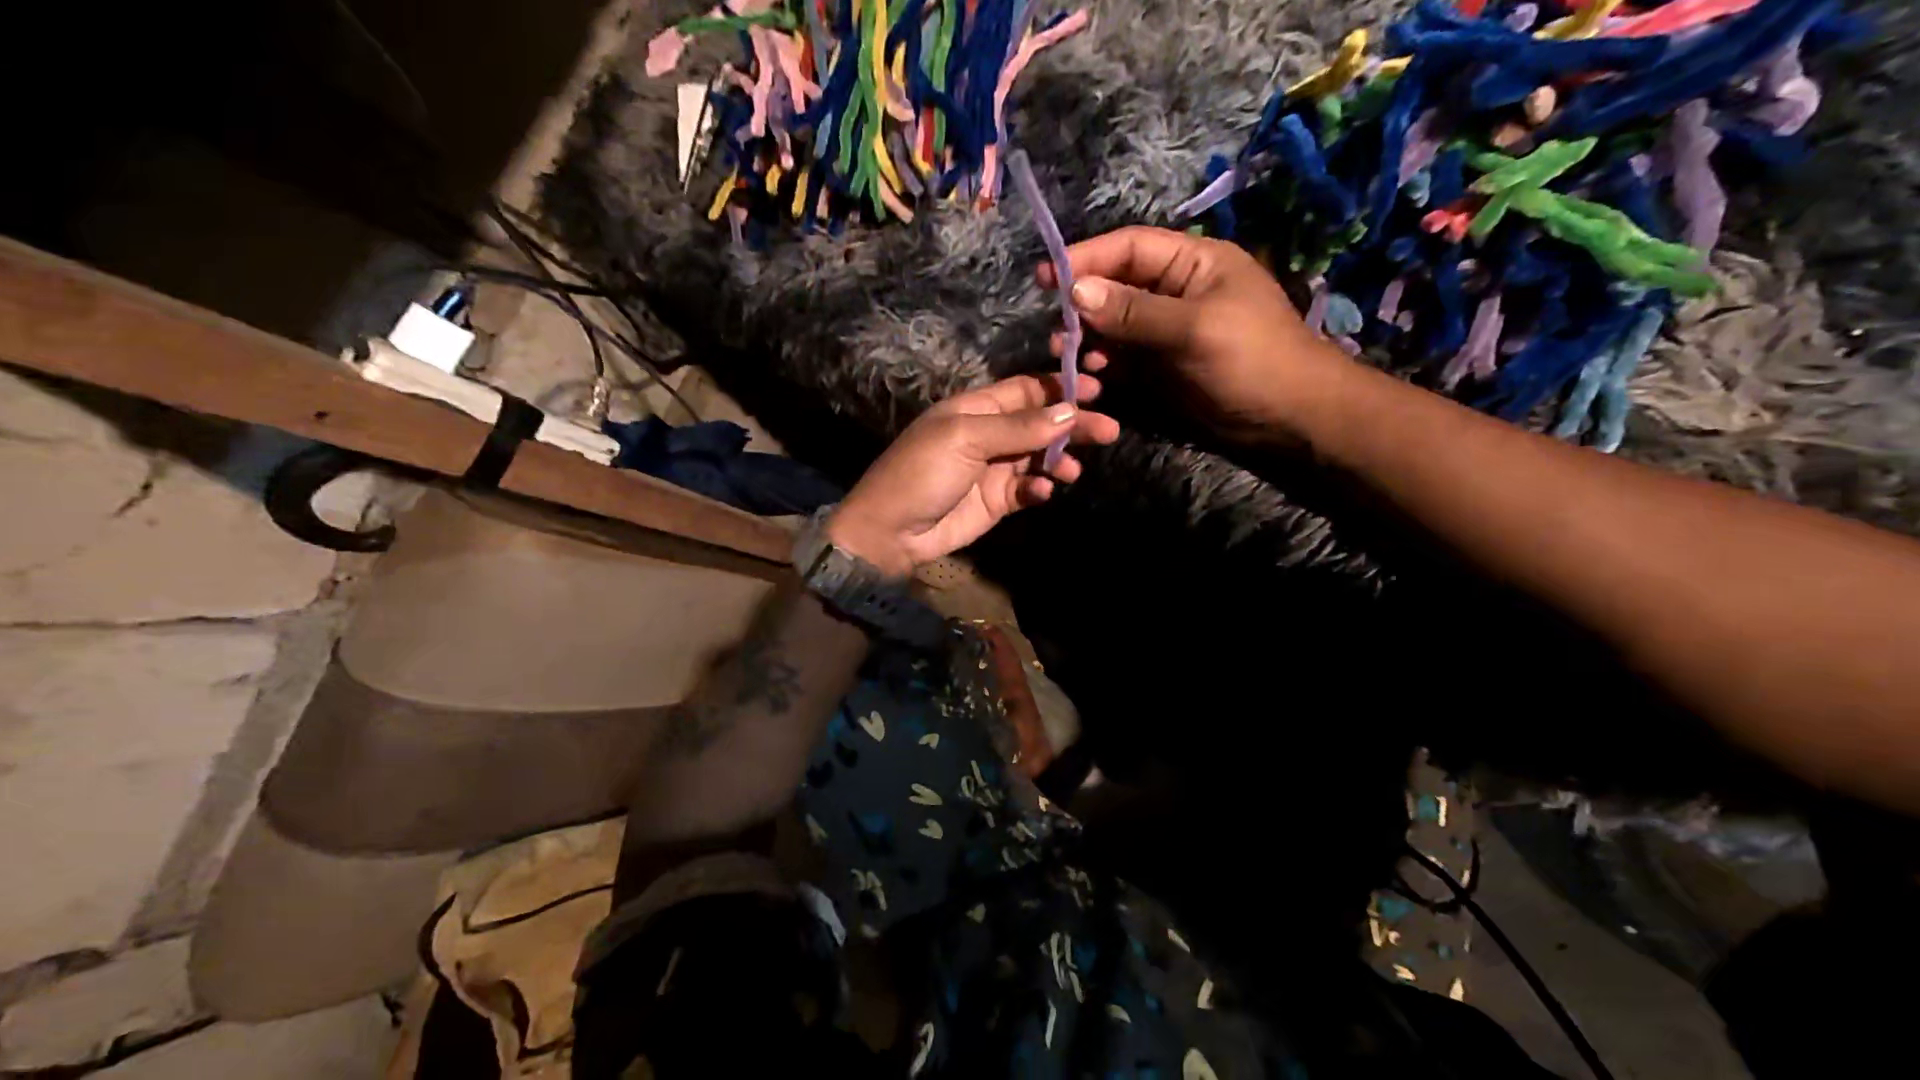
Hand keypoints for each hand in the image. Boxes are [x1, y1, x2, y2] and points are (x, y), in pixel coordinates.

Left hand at [826, 374, 1119, 576]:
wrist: (891, 532)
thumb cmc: (922, 472)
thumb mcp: (967, 438)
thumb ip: (1019, 426)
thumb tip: (1070, 411)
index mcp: (975, 408)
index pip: (1026, 390)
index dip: (1060, 388)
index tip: (1097, 388)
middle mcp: (988, 434)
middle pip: (1040, 423)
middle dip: (1073, 425)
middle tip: (1108, 431)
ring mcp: (993, 469)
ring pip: (1039, 457)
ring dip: (1060, 460)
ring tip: (1072, 471)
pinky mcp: (997, 501)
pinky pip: (1028, 490)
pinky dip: (1039, 490)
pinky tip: (1041, 493)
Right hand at [1038, 226, 1354, 443]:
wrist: (1289, 417)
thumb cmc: (1252, 359)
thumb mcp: (1193, 329)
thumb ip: (1133, 311)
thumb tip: (1075, 291)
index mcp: (1192, 263)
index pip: (1130, 248)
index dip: (1087, 258)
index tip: (1045, 276)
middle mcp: (1174, 290)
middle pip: (1116, 286)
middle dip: (1082, 304)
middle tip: (1053, 328)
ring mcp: (1165, 330)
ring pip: (1113, 325)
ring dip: (1087, 338)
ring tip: (1064, 355)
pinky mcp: (1160, 365)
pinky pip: (1121, 358)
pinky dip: (1102, 365)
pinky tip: (1087, 375)